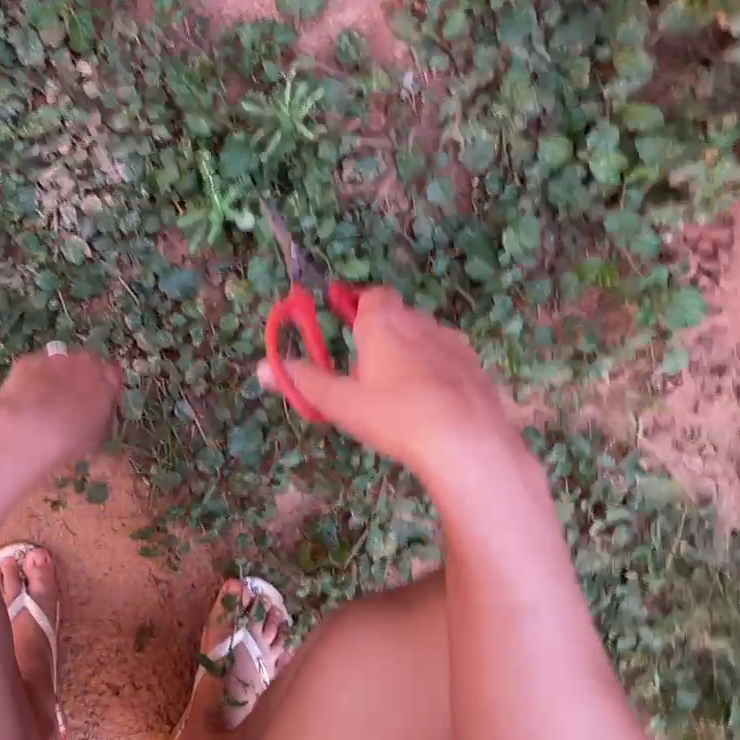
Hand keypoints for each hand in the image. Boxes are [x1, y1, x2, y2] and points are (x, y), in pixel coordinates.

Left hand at [0, 347, 123, 468]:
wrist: (29, 433)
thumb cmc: (70, 440)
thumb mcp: (98, 435)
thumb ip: (102, 416)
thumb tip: (97, 412)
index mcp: (106, 379)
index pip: (112, 374)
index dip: (104, 386)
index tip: (98, 399)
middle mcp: (83, 362)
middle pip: (85, 363)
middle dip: (80, 377)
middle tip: (70, 400)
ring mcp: (54, 358)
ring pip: (58, 363)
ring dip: (55, 377)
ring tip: (43, 401)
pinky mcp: (28, 361)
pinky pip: (34, 367)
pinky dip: (32, 379)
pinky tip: (25, 398)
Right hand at [259, 287, 522, 481]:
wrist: (468, 444)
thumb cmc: (395, 416)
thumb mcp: (340, 403)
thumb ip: (304, 382)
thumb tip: (262, 369)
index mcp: (383, 323)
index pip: (371, 296)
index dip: (357, 304)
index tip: (344, 320)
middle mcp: (420, 323)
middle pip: (398, 315)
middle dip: (380, 331)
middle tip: (362, 365)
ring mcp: (454, 345)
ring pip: (424, 337)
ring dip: (408, 351)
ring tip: (395, 388)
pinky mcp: (477, 369)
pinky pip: (448, 361)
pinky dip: (435, 372)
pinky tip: (429, 403)